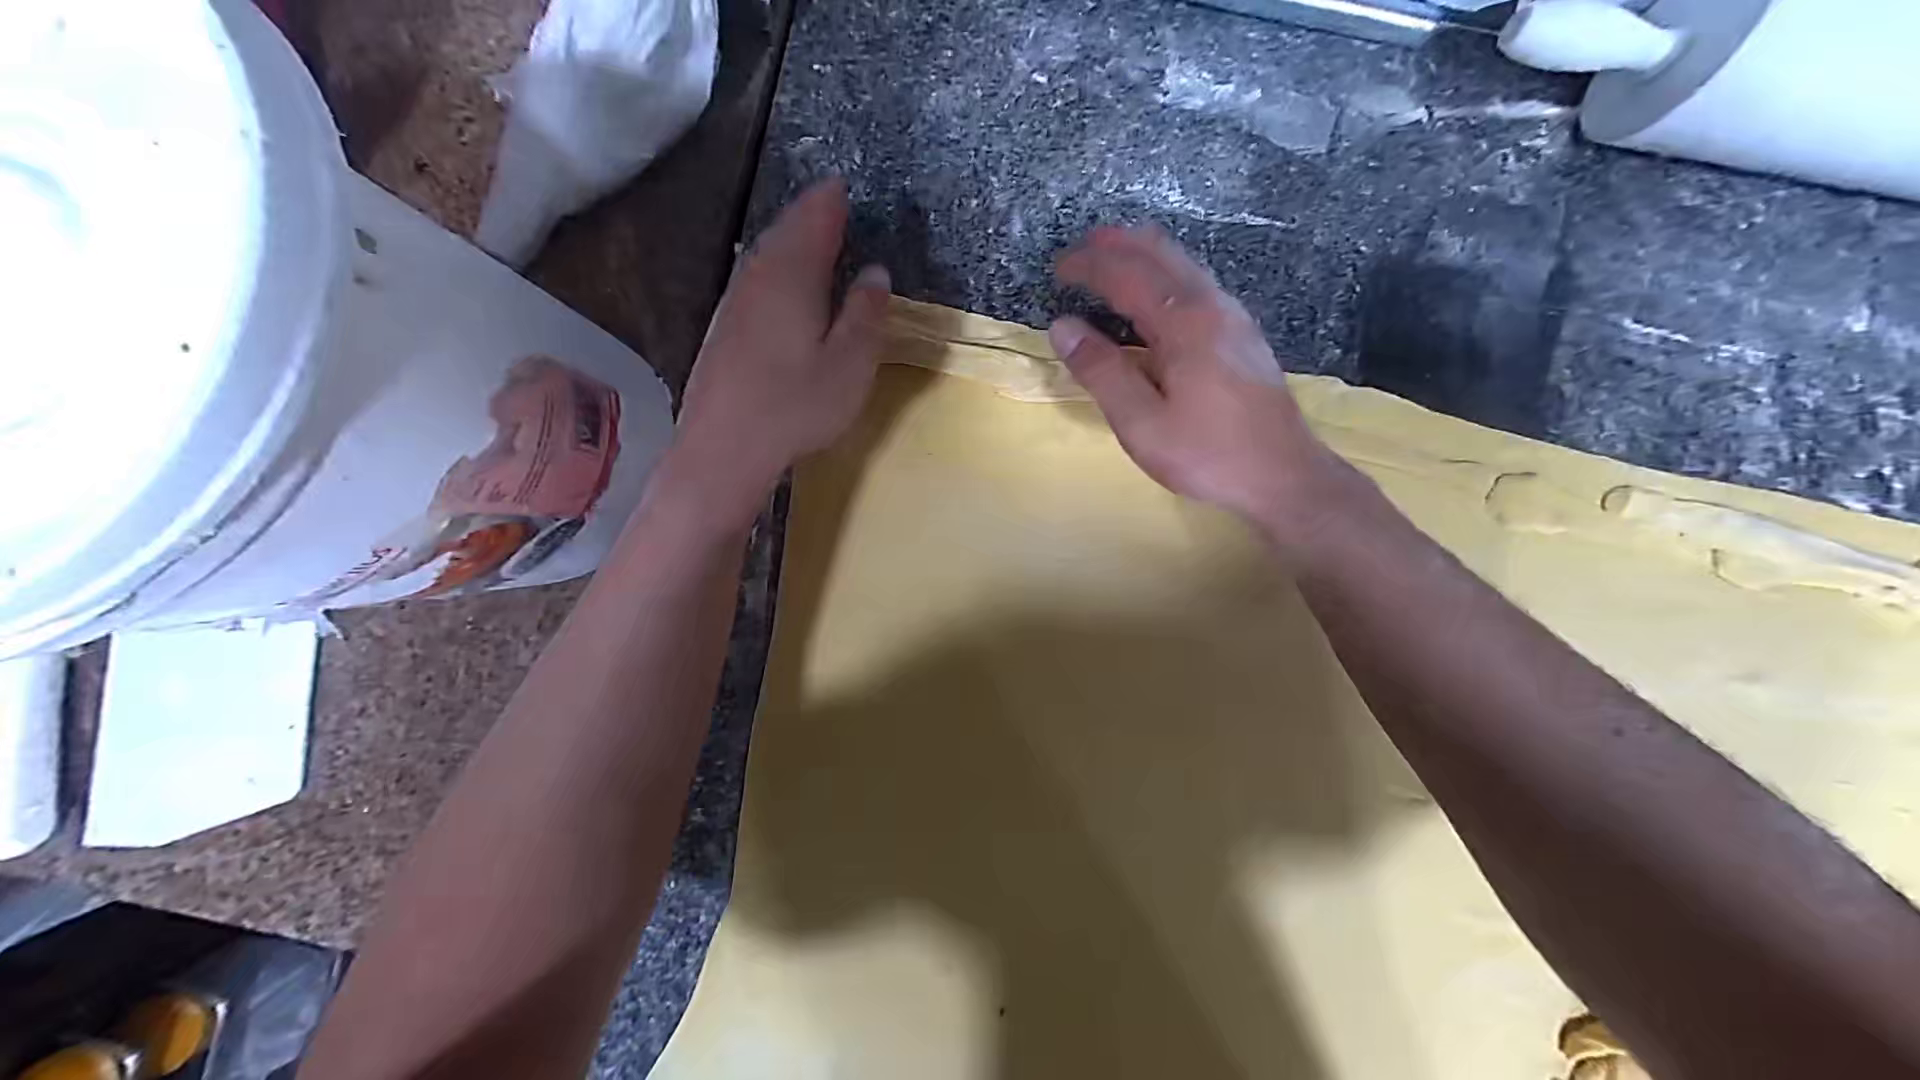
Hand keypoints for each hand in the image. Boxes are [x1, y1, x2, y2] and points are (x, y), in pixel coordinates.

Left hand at [661, 178, 890, 528]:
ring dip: (789, 243)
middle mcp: (757, 278)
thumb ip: (866, 314)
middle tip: (831, 205)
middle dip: (809, 216)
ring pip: (765, 257)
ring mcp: (734, 304)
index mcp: (792, 276)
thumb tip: (875, 272)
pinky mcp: (722, 331)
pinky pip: (754, 282)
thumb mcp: (850, 365)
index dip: (831, 201)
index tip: (844, 187)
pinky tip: (781, 290)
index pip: (814, 220)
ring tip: (811, 240)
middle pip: (784, 233)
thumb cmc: (796, 406)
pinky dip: (774, 272)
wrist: (723, 449)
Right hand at [1052, 225, 1363, 548]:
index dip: (1088, 265)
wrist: (1283, 474)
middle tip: (1080, 251)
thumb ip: (1101, 372)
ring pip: (1182, 265)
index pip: (1127, 274)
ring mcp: (1233, 317)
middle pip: (1160, 254)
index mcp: (1184, 323)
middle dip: (1116, 245)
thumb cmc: (1207, 453)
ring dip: (1142, 255)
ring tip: (1110, 261)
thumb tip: (1063, 328)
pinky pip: (1195, 284)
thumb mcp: (1141, 423)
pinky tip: (1153, 297)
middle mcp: (1212, 306)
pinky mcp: (1242, 335)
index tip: (1057, 268)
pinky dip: (1163, 275)